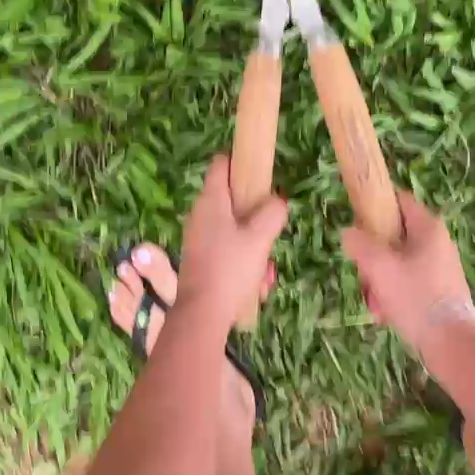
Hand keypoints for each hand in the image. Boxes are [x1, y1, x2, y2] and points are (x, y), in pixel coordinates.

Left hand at [174, 154, 287, 329]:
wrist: (202, 313)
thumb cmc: (230, 268)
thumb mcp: (260, 238)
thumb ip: (272, 213)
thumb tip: (276, 202)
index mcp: (211, 199)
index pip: (221, 164)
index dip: (240, 162)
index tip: (261, 173)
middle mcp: (200, 213)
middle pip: (234, 202)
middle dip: (258, 220)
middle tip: (271, 236)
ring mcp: (198, 237)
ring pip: (235, 232)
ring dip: (255, 249)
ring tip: (266, 273)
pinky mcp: (201, 258)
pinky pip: (228, 252)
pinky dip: (244, 264)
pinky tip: (256, 287)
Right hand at [341, 191, 474, 360]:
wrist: (453, 347)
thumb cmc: (416, 297)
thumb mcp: (378, 265)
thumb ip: (358, 242)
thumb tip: (350, 234)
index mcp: (428, 228)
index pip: (397, 198)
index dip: (373, 204)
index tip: (355, 222)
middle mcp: (436, 243)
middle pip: (391, 235)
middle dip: (370, 257)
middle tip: (364, 275)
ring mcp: (438, 269)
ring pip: (394, 263)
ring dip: (378, 281)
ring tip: (375, 304)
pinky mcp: (438, 292)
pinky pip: (405, 284)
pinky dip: (391, 296)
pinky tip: (385, 315)